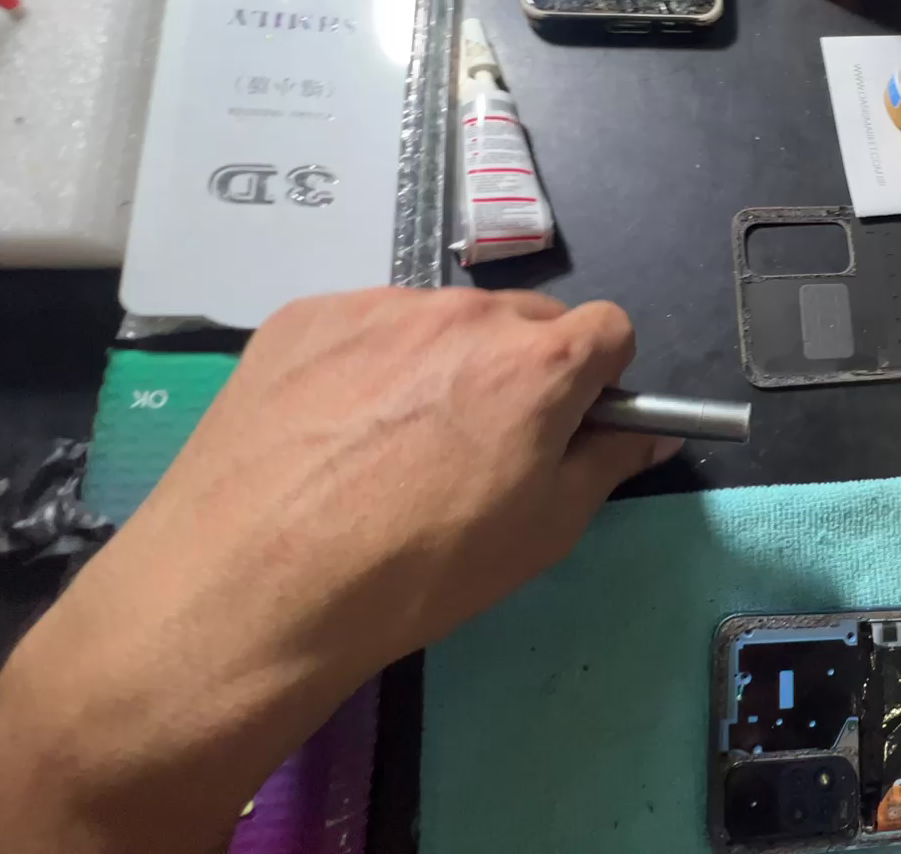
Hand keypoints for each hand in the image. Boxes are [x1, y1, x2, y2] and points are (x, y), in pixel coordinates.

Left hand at [0, 288, 675, 852]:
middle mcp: (469, 313)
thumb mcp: (546, 530)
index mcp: (540, 361)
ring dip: (455, 360)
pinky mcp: (307, 315)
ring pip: (453, 320)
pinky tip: (340, 425)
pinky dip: (381, 358)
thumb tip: (656, 435)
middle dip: (531, 366)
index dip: (602, 374)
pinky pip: (376, 322)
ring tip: (400, 437)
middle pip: (532, 320)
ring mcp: (382, 306)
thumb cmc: (425, 567)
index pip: (610, 327)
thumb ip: (611, 462)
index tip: (573, 417)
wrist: (244, 594)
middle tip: (487, 436)